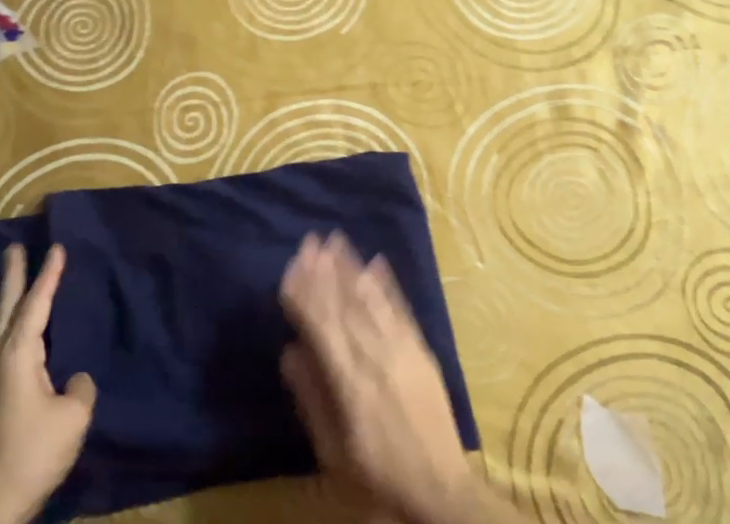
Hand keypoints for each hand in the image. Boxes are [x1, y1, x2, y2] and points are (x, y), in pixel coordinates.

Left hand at [0, 244, 97, 523]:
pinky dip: (12, 330)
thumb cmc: (34, 453)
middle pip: (5, 309)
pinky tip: (21, 339)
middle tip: (14, 248)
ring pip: (0, 330)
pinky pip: (2, 350)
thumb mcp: (73, 417)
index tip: (57, 247)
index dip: (48, 276)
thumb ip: (80, 387)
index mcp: (17, 356)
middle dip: (12, 278)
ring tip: (17, 283)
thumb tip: (74, 378)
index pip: (35, 305)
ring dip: (10, 302)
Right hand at [279, 233, 491, 523]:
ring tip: (337, 240)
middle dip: (325, 270)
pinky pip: (402, 311)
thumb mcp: (332, 450)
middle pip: (345, 305)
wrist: (439, 491)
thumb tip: (291, 350)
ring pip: (371, 301)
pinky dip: (387, 285)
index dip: (304, 293)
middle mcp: (375, 357)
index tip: (290, 265)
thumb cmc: (376, 474)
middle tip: (310, 239)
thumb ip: (312, 398)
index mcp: (349, 382)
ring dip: (352, 268)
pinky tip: (377, 263)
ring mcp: (403, 351)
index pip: (320, 325)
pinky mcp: (423, 352)